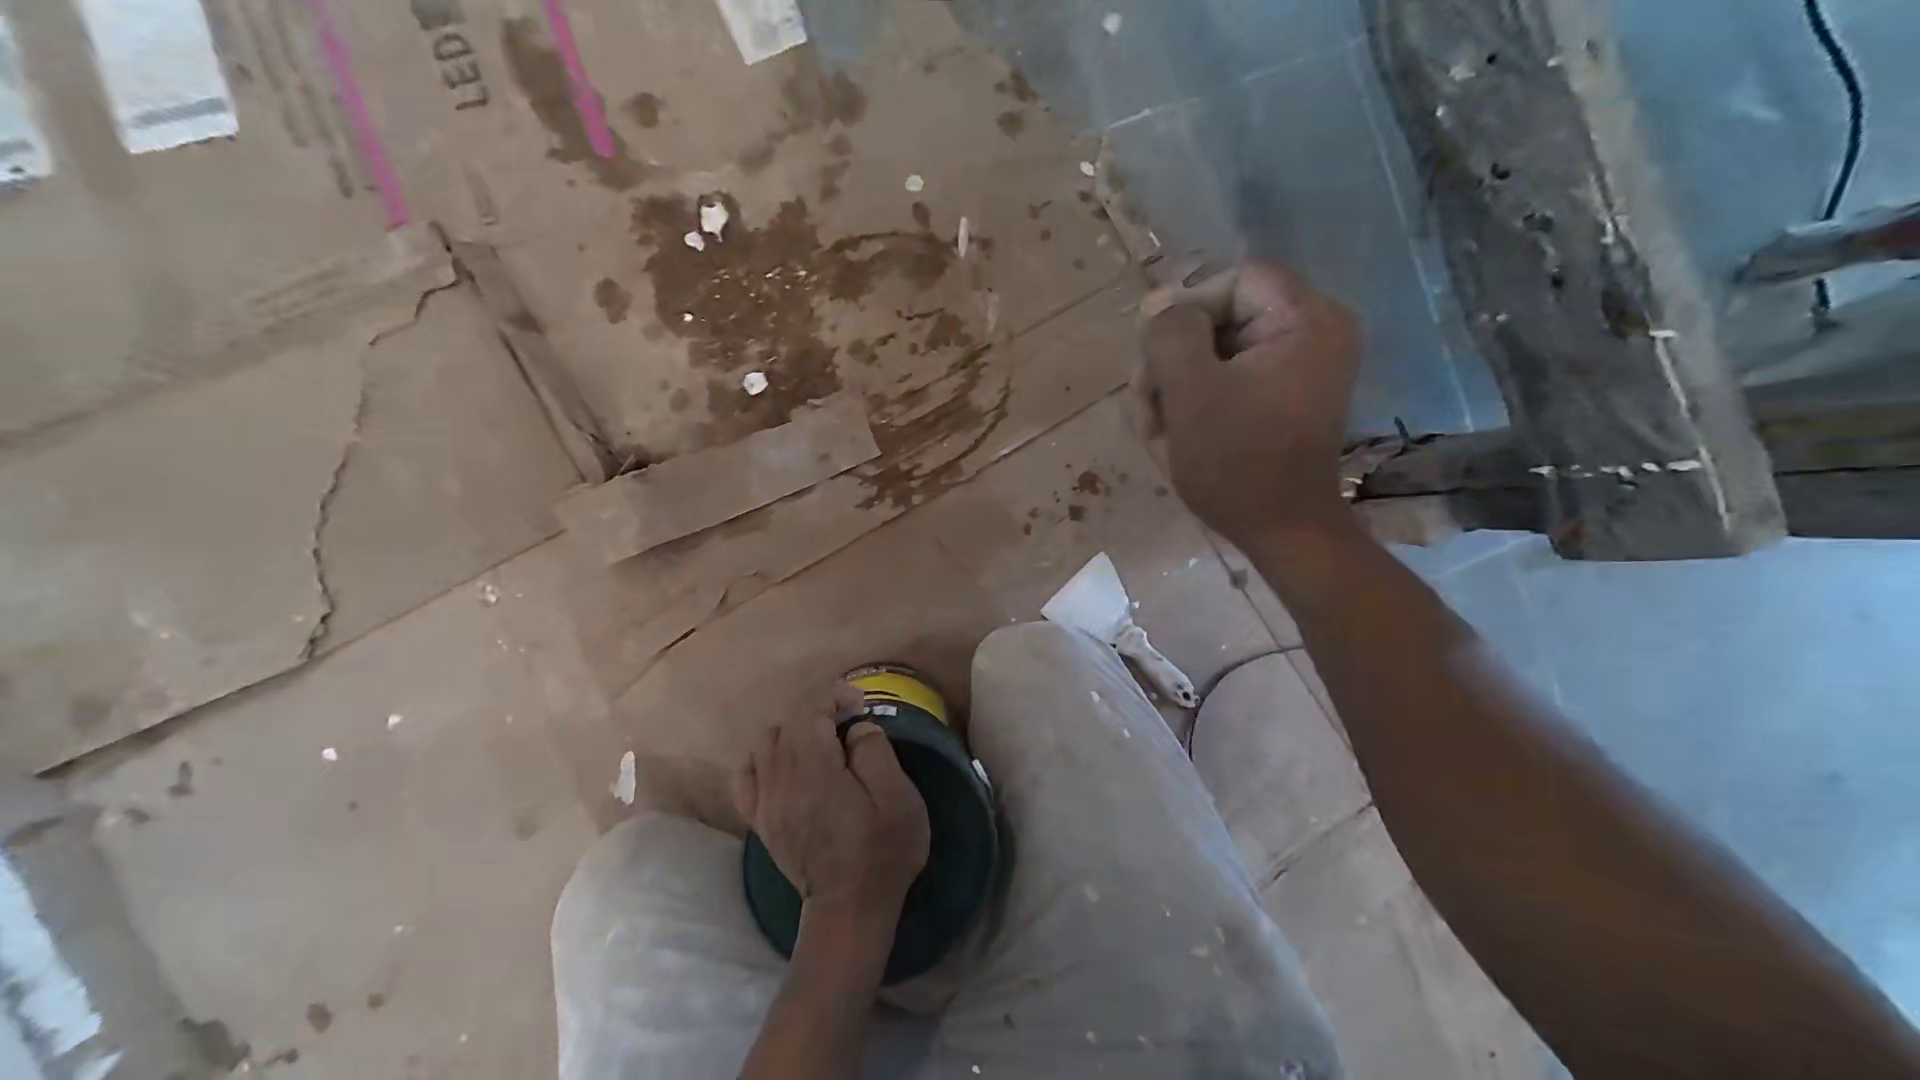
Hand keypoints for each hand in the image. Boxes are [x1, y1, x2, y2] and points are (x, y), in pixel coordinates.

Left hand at [734, 687, 930, 923]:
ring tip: (823, 745)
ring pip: (767, 743)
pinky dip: (764, 760)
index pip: (810, 710)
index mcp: (815, 771)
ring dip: (795, 732)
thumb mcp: (899, 800)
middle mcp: (781, 781)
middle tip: (851, 723)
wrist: (849, 909)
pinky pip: (746, 775)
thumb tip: (855, 730)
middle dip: (820, 711)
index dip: (835, 696)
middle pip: (789, 723)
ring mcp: (765, 802)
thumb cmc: (882, 852)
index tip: (860, 705)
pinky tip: (787, 767)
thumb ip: (876, 753)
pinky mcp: (760, 821)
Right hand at [1134, 258, 1361, 547]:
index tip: (1152, 351)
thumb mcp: (1190, 392)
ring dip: (1177, 383)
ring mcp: (1298, 364)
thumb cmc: (1236, 463)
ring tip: (1157, 428)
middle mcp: (1312, 331)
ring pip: (1216, 348)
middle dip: (1174, 356)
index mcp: (1305, 320)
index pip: (1234, 277)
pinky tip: (1174, 433)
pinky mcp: (1283, 393)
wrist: (1280, 530)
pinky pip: (1228, 376)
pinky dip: (1196, 399)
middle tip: (1147, 400)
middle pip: (1223, 313)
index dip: (1184, 305)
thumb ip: (1170, 333)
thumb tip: (1160, 305)